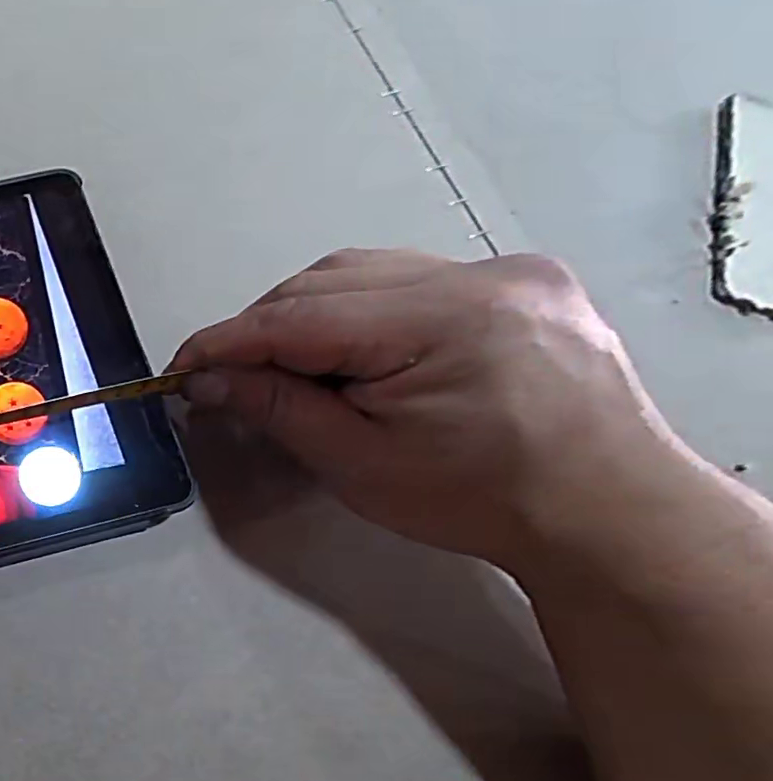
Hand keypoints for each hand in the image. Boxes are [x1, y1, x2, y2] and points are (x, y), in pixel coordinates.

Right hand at [169, 249, 696, 569]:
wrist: (604, 509)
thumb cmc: (475, 497)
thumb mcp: (353, 460)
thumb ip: (274, 407)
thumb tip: (204, 379)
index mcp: (444, 322)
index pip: (298, 317)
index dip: (224, 341)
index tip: (176, 369)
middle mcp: (480, 276)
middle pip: (324, 282)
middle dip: (258, 328)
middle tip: (221, 378)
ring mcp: (504, 272)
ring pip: (359, 272)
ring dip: (298, 315)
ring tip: (276, 367)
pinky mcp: (514, 283)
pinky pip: (400, 279)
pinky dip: (347, 310)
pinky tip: (337, 350)